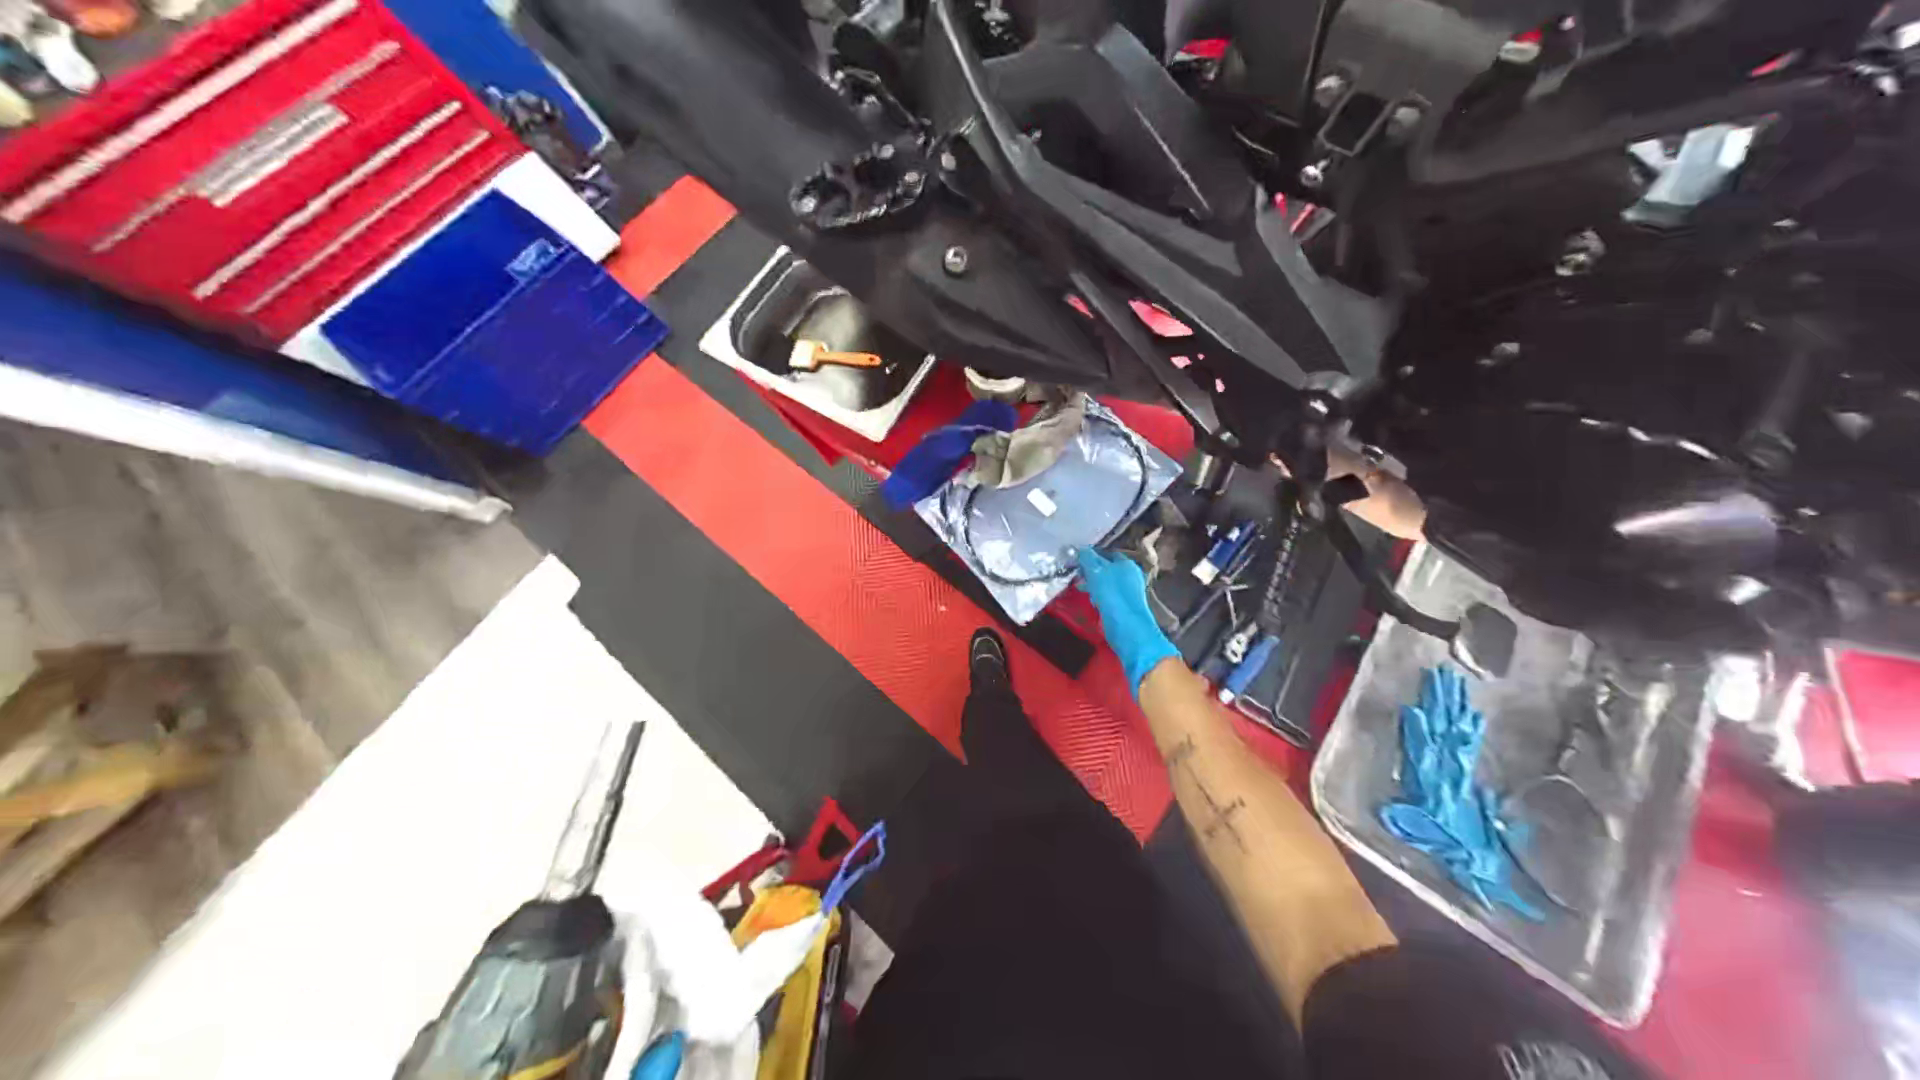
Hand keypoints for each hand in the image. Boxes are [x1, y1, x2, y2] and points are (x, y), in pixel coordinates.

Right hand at [1076, 547, 1180, 694]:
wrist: (1132, 636)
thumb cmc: (1115, 602)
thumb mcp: (1099, 576)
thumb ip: (1089, 561)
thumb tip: (1080, 548)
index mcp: (1127, 565)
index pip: (1105, 554)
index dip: (1090, 556)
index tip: (1074, 561)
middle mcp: (1131, 577)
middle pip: (1106, 569)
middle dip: (1090, 572)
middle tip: (1075, 576)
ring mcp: (1129, 594)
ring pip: (1107, 584)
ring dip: (1093, 585)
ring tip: (1080, 590)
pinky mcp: (1125, 610)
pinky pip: (1108, 598)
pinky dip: (1099, 598)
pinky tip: (1091, 603)